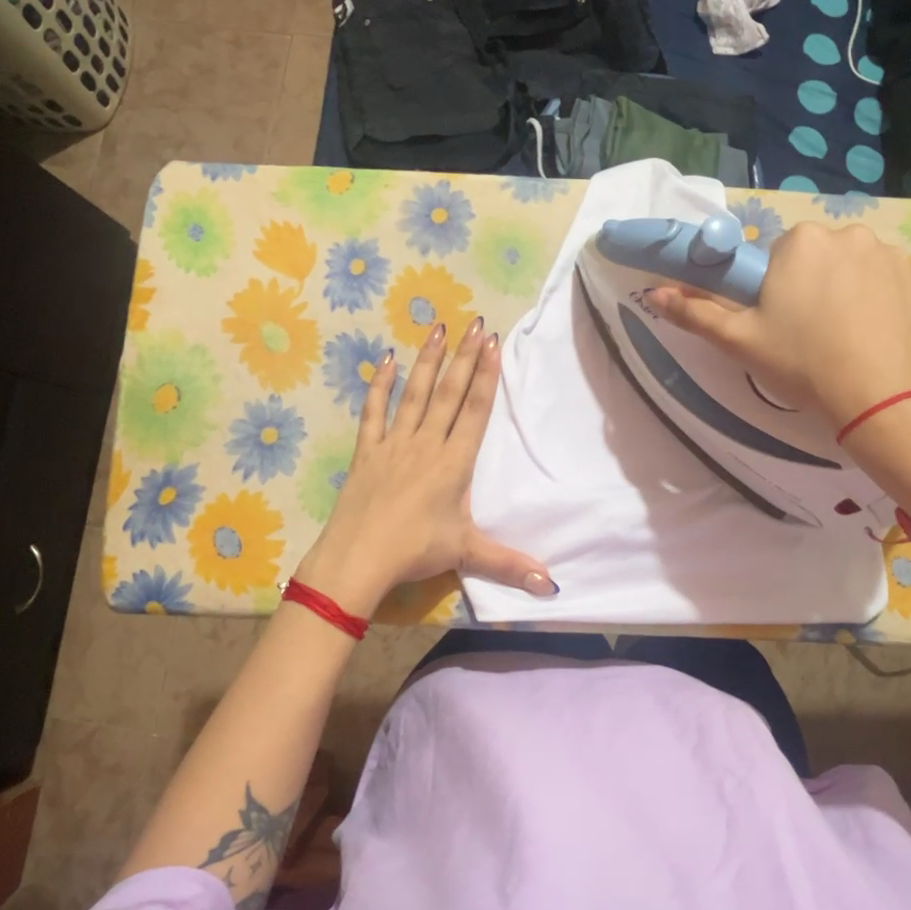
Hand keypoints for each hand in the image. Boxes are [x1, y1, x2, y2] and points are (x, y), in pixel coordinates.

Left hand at [293, 318, 555, 617]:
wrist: (358, 557)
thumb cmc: (414, 551)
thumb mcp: (466, 553)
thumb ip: (510, 564)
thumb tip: (552, 585)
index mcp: (454, 463)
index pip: (475, 411)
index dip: (487, 376)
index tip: (494, 343)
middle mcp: (427, 444)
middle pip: (449, 393)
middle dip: (465, 358)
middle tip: (476, 323)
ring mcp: (394, 444)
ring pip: (415, 394)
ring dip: (428, 361)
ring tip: (439, 328)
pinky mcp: (367, 451)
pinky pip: (374, 411)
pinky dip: (380, 386)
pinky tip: (386, 360)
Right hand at [645, 222, 910, 509]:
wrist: (887, 402)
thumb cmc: (803, 365)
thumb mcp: (739, 342)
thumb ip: (695, 312)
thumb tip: (652, 293)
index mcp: (800, 241)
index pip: (778, 254)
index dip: (775, 288)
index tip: (779, 321)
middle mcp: (851, 234)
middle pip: (821, 257)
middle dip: (813, 286)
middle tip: (809, 336)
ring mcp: (896, 256)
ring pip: (859, 271)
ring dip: (851, 294)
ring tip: (848, 343)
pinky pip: (896, 287)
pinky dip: (887, 307)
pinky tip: (879, 342)